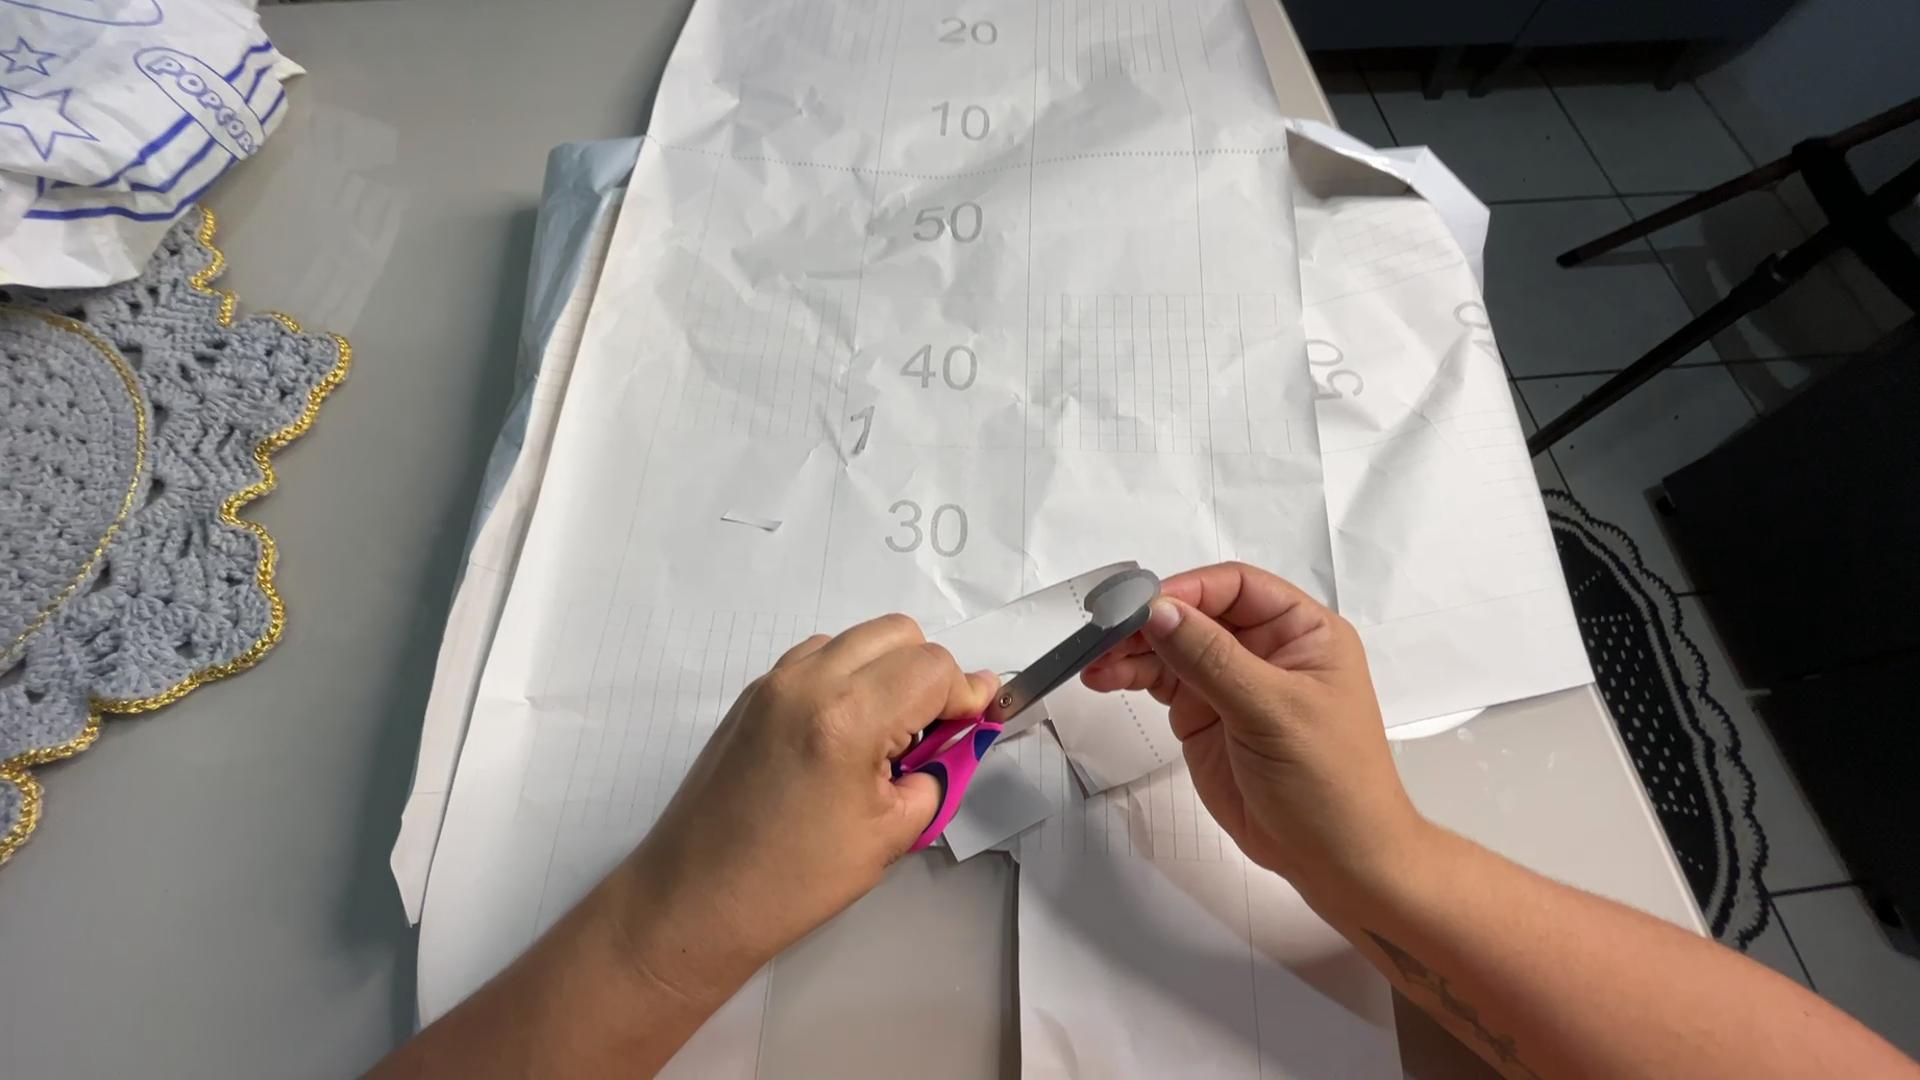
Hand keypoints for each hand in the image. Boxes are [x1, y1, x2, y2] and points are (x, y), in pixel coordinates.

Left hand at [608, 614, 997, 1003]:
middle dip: (929, 672)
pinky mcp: (755, 691)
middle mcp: (810, 680)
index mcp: (849, 716)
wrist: (695, 900)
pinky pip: (819, 655)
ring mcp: (776, 680)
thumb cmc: (797, 881)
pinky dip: (848, 673)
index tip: (977, 718)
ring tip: (884, 729)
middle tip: (931, 727)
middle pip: (900, 633)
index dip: (966, 691)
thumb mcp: (893, 833)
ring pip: (858, 637)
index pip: (933, 668)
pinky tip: (844, 726)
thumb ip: (939, 771)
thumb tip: (961, 732)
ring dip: (887, 668)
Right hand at [1081, 562, 1426, 904]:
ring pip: (1169, 645)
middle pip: (1194, 613)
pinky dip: (1128, 675)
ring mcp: (1228, 680)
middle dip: (1148, 620)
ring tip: (1094, 661)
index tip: (1142, 606)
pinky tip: (1103, 677)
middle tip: (1103, 632)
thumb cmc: (1328, 781)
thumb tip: (1157, 610)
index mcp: (1299, 630)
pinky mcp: (1201, 711)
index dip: (1187, 590)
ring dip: (1129, 649)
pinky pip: (1159, 679)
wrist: (1333, 861)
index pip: (1235, 587)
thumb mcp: (1273, 711)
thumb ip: (1210, 658)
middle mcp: (1262, 646)